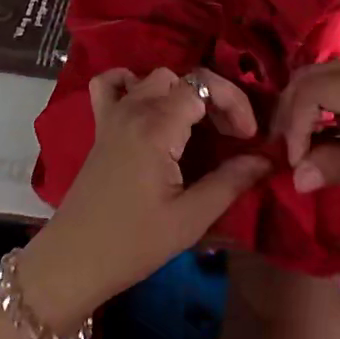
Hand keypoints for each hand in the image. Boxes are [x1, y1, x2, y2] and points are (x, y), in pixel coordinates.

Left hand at [21, 67, 269, 329]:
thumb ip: (229, 183)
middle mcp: (133, 109)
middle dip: (213, 98)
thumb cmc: (133, 243)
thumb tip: (265, 159)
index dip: (233, 103)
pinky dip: (131, 84)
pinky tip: (148, 107)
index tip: (248, 137)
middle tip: (230, 136)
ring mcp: (113, 115)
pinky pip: (111, 85)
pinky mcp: (101, 127)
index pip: (203, 85)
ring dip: (181, 93)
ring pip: (153, 78)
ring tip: (198, 126)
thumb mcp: (190, 219)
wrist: (74, 261)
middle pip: (182, 78)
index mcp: (156, 127)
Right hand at [271, 51, 339, 207]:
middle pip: (313, 77)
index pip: (311, 90)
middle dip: (294, 116)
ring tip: (310, 153)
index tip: (297, 168)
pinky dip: (334, 110)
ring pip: (329, 80)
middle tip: (291, 158)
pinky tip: (339, 139)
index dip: (293, 128)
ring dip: (312, 113)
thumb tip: (295, 177)